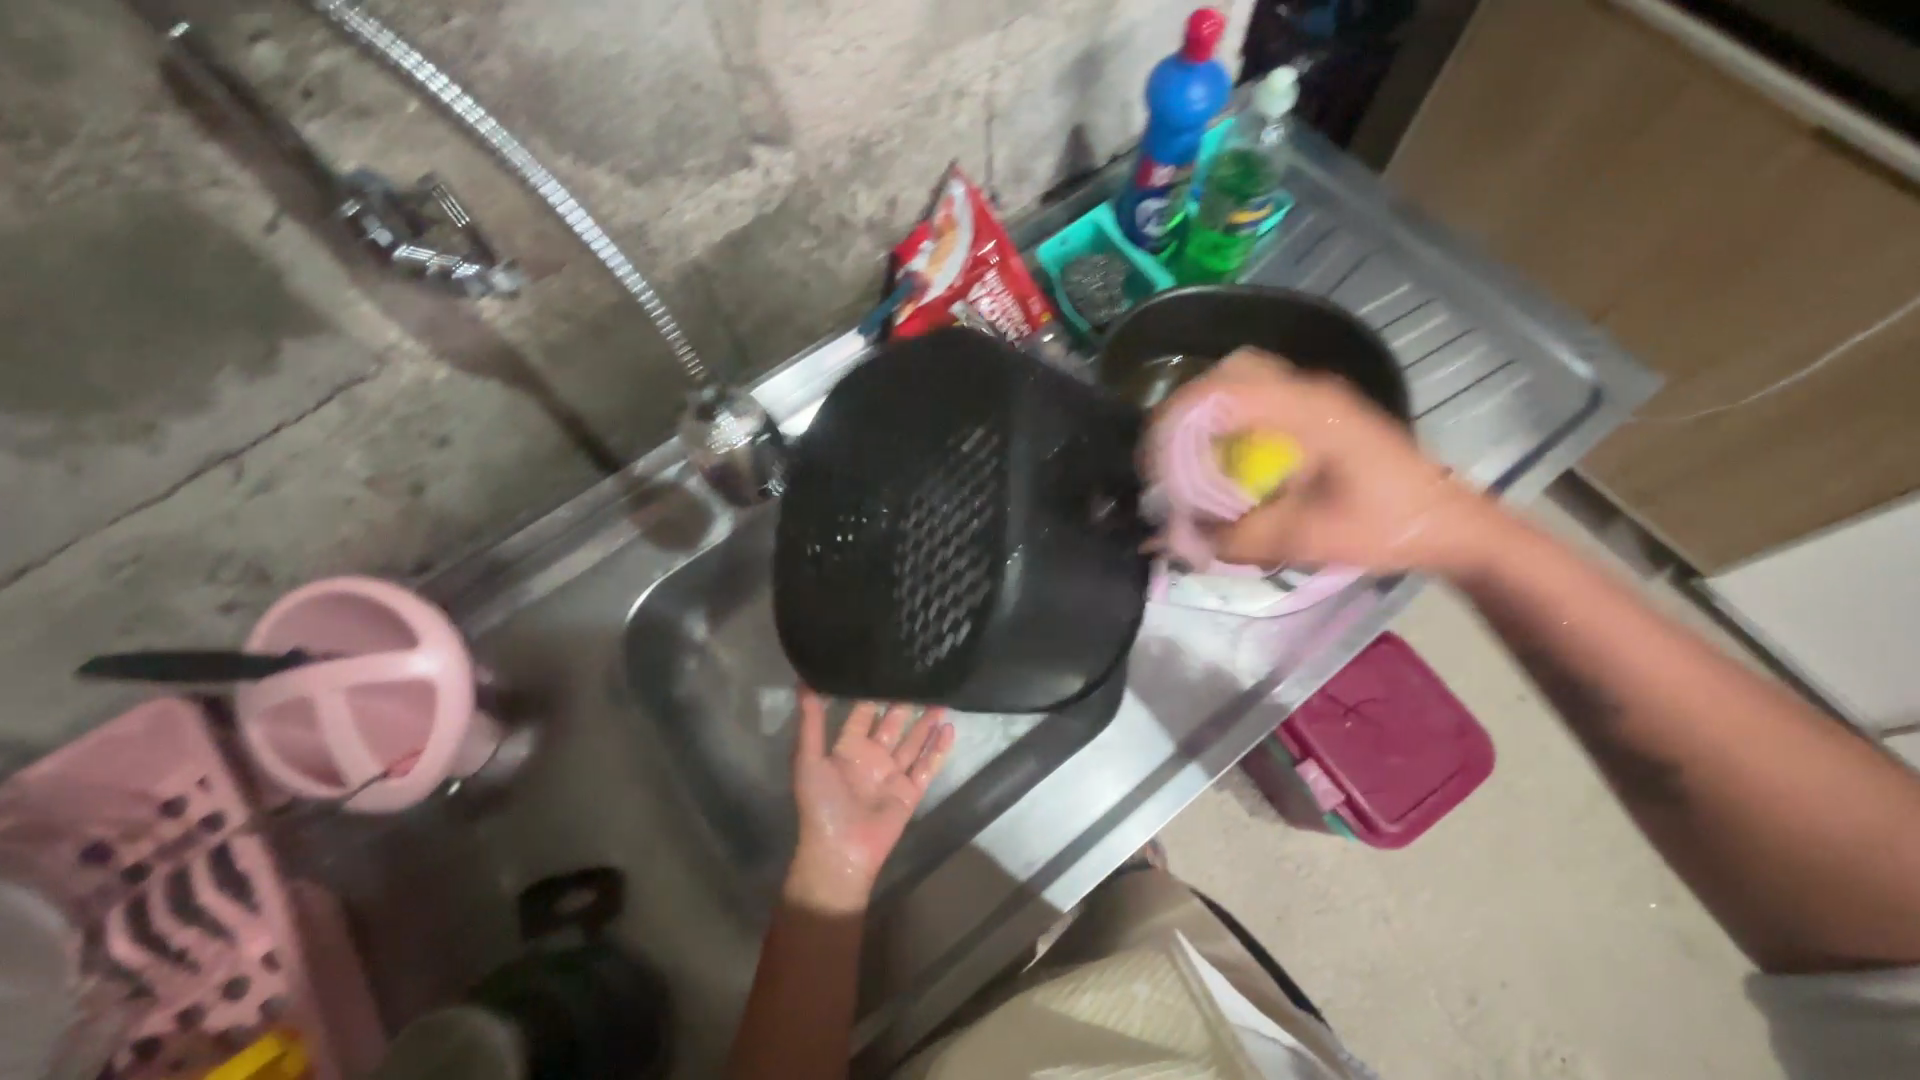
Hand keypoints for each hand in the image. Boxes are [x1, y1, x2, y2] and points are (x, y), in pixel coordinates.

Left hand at [786, 688, 954, 913]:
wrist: (840, 852)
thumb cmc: (821, 804)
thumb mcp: (808, 758)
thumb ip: (811, 721)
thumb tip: (804, 681)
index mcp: (846, 748)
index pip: (862, 713)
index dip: (873, 692)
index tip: (886, 665)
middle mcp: (871, 757)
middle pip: (892, 724)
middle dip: (904, 703)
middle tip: (920, 674)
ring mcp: (892, 774)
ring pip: (912, 741)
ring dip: (926, 722)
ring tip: (942, 696)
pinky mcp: (910, 791)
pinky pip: (927, 766)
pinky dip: (938, 749)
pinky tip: (949, 728)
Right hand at [1158, 348, 1498, 573]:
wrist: (1450, 525)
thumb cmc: (1385, 528)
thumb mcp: (1306, 539)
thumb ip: (1235, 537)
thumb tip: (1174, 539)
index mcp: (1307, 411)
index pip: (1222, 392)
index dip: (1176, 423)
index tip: (1155, 465)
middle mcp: (1309, 391)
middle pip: (1229, 373)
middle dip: (1186, 412)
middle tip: (1166, 457)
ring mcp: (1318, 397)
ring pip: (1245, 380)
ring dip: (1209, 412)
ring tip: (1189, 457)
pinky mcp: (1321, 412)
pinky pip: (1261, 398)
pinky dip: (1230, 419)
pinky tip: (1226, 458)